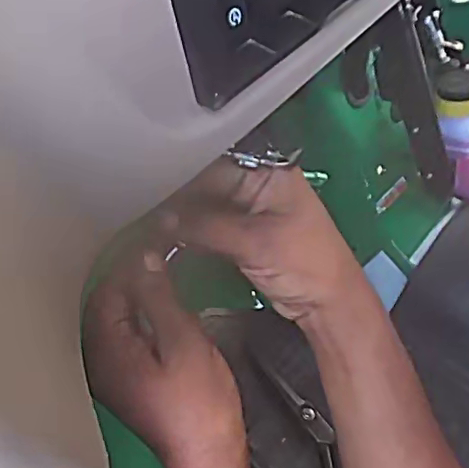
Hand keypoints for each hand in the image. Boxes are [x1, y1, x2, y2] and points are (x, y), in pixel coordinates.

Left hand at [83, 248, 246, 467]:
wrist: (206, 456)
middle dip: (132, 273)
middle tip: (162, 250)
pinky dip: (141, 313)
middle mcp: (100, 358)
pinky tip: (164, 305)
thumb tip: (144, 259)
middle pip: (108, 301)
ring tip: (166, 270)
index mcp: (108, 347)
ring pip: (116, 316)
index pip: (110, 287)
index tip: (157, 241)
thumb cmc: (200, 405)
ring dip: (137, 292)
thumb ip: (159, 296)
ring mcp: (112, 371)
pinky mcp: (127, 379)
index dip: (132, 260)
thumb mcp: (183, 340)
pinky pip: (126, 333)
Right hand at [160, 162, 374, 326]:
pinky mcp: (242, 236)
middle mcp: (257, 186)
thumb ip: (207, 227)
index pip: (216, 164)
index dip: (183, 173)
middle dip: (177, 196)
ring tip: (146, 219)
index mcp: (270, 174)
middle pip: (207, 184)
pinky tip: (165, 234)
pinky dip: (190, 232)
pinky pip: (209, 227)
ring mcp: (249, 212)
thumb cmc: (305, 264)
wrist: (327, 304)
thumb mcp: (254, 242)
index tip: (149, 183)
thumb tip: (162, 220)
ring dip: (180, 216)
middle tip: (141, 204)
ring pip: (205, 207)